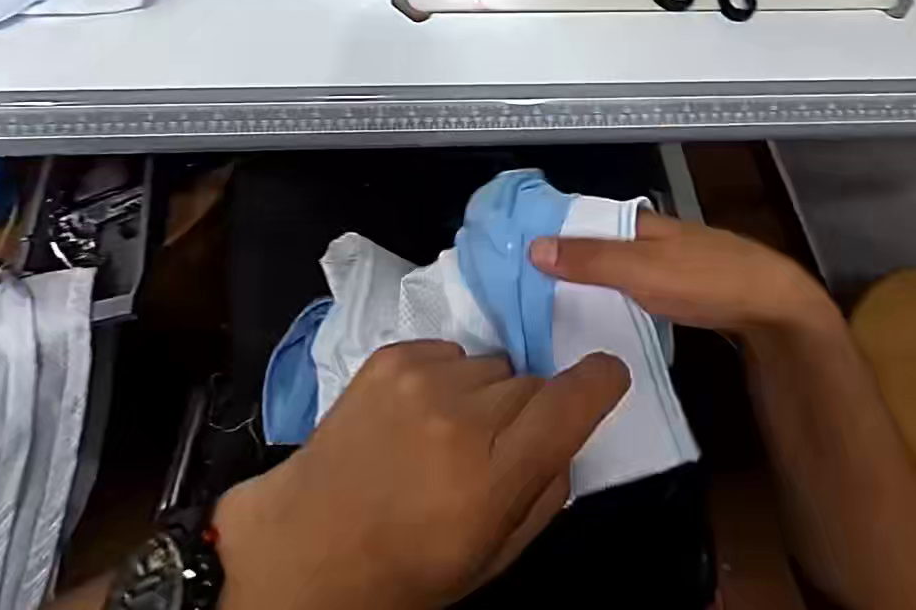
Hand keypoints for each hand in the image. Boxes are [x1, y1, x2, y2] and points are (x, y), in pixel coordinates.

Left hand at [213, 340, 628, 609]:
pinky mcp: (392, 354)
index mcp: (490, 476)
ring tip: (447, 429)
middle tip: (493, 444)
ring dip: (485, 391)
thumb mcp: (493, 555)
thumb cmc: (408, 565)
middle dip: (526, 408)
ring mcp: (421, 377)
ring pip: (492, 363)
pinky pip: (451, 349)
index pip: (567, 404)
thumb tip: (569, 429)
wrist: (308, 542)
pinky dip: (447, 376)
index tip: (607, 374)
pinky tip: (417, 411)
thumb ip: (546, 490)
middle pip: (531, 381)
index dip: (598, 381)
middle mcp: (459, 415)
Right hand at [530, 211, 837, 335]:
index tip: (516, 249)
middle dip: (567, 256)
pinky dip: (613, 294)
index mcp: (639, 221)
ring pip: (618, 264)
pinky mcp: (685, 288)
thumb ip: (590, 259)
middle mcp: (652, 235)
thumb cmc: (704, 280)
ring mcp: (671, 261)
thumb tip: (534, 245)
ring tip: (553, 301)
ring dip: (590, 277)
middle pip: (599, 241)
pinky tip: (602, 313)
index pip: (584, 218)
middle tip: (526, 283)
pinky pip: (635, 285)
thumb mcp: (640, 270)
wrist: (775, 308)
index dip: (552, 229)